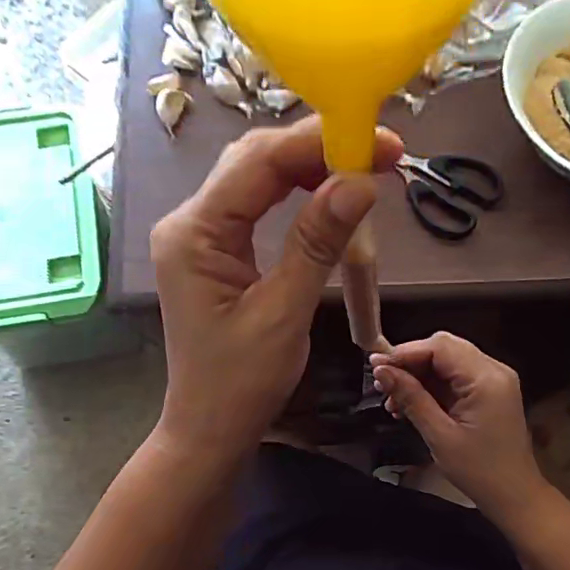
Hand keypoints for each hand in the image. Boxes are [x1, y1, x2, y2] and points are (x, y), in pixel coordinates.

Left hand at [151, 117, 402, 459]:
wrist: (210, 428)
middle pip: (255, 162)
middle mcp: (189, 223)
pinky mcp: (215, 253)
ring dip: (309, 169)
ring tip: (363, 167)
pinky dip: (295, 196)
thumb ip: (317, 243)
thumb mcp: (284, 313)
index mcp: (194, 233)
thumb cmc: (241, 383)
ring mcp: (199, 237)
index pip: (259, 163)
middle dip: (317, 149)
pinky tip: (329, 194)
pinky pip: (257, 208)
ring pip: (257, 180)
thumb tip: (360, 182)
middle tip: (379, 152)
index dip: (321, 143)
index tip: (379, 141)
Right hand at [370, 332, 546, 513]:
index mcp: (486, 378)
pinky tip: (410, 405)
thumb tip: (381, 371)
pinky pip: (455, 378)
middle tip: (381, 384)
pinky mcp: (489, 393)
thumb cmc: (478, 470)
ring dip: (418, 377)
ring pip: (447, 363)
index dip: (404, 352)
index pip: (440, 347)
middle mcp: (493, 371)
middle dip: (409, 363)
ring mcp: (493, 381)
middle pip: (444, 349)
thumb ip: (411, 397)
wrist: (513, 495)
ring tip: (392, 401)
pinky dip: (431, 387)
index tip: (374, 366)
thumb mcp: (439, 435)